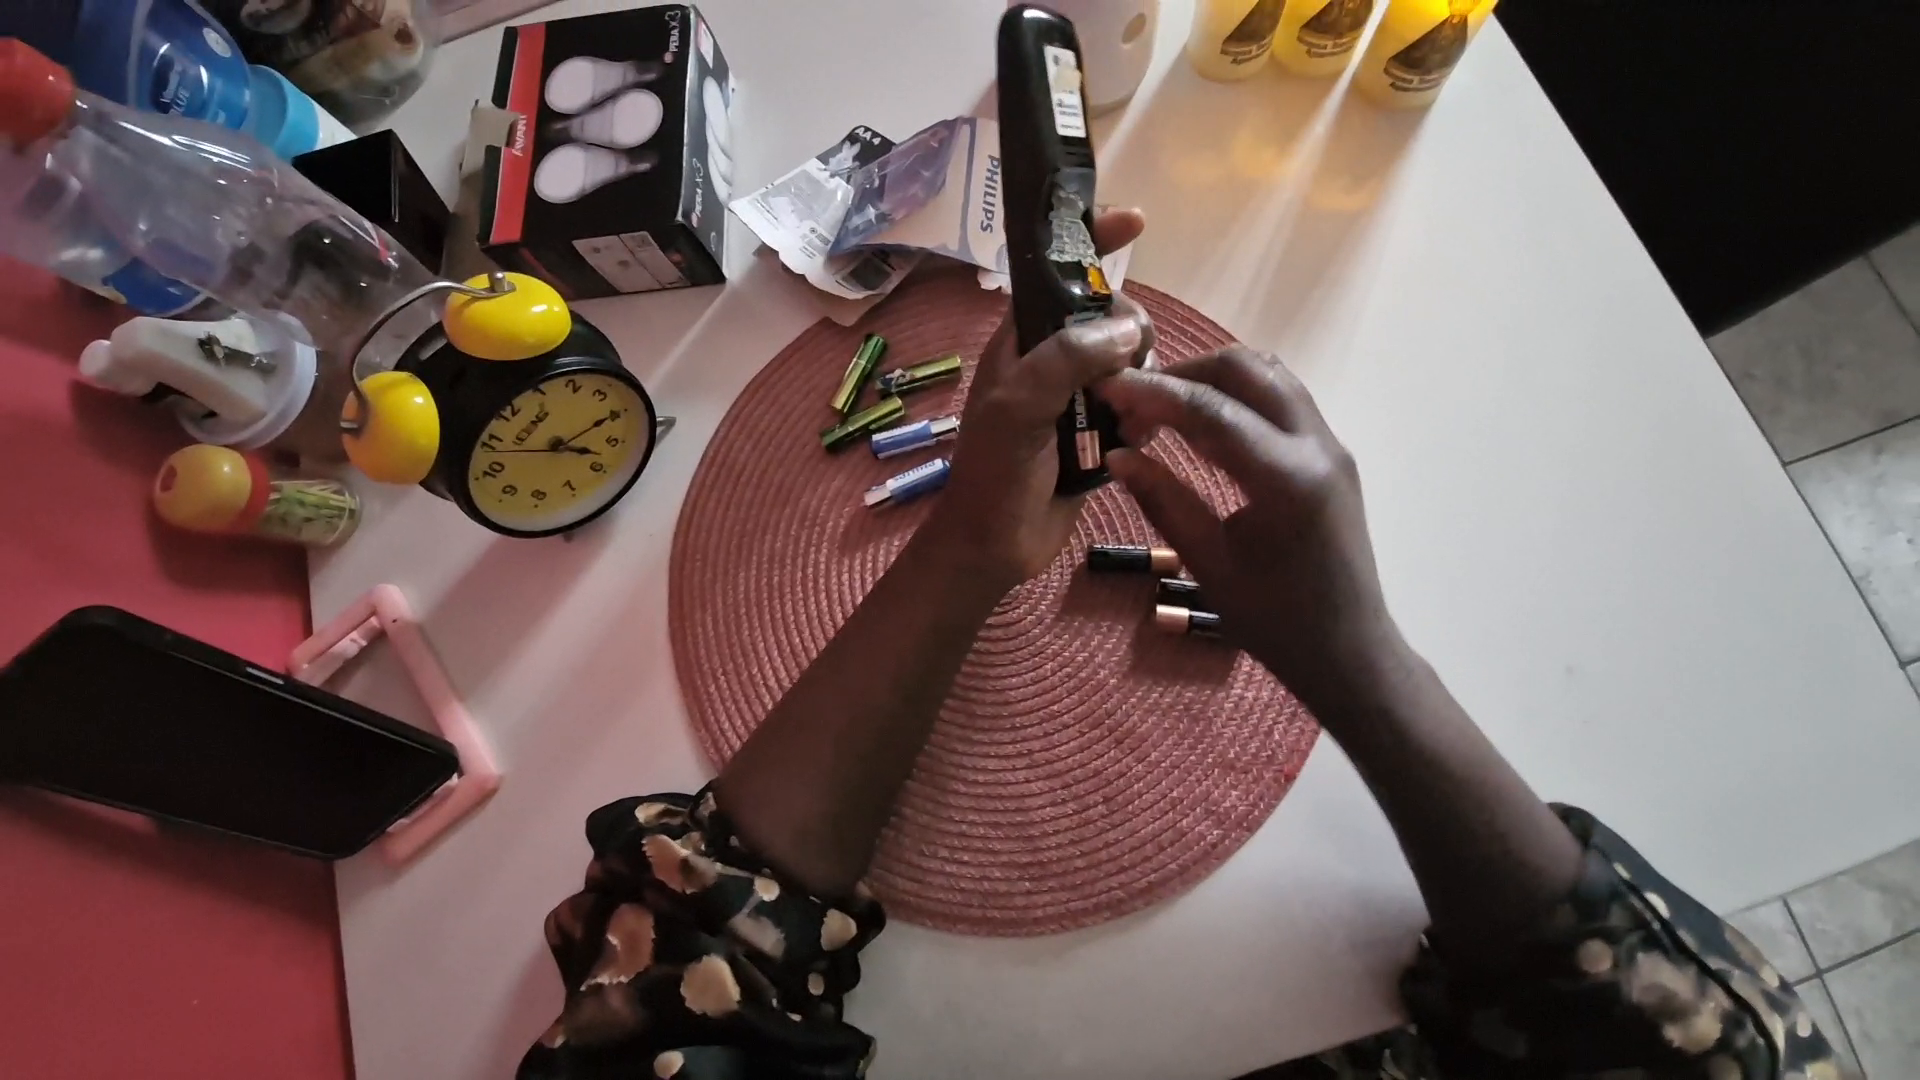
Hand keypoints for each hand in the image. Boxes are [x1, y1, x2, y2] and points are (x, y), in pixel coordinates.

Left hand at [922, 208, 1153, 589]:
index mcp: (1022, 340)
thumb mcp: (1018, 406)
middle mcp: (1053, 360)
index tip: (1135, 220)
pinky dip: (1148, 413)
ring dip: (1143, 380)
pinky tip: (1137, 437)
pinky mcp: (1100, 432)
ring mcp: (1078, 397)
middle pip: (1111, 315)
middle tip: (1124, 373)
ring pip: (1132, 361)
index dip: (1091, 240)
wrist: (996, 544)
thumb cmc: (994, 472)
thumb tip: (1126, 332)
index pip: (1056, 273)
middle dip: (1130, 331)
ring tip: (1128, 416)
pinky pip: (1140, 404)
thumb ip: (1065, 360)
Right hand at [1097, 347, 1406, 707]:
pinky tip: (1197, 426)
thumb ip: (1163, 500)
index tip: (1106, 387)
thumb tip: (1116, 455)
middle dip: (1182, 373)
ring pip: (1267, 376)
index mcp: (1287, 480)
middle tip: (1132, 402)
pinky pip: (1278, 400)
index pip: (1211, 410)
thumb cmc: (1274, 620)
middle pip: (1246, 370)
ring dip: (1209, 378)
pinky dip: (1233, 397)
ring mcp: (1330, 445)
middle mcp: (1317, 446)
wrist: (1348, 650)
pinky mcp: (1329, 454)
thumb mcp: (1208, 563)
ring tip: (1159, 408)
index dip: (1152, 392)